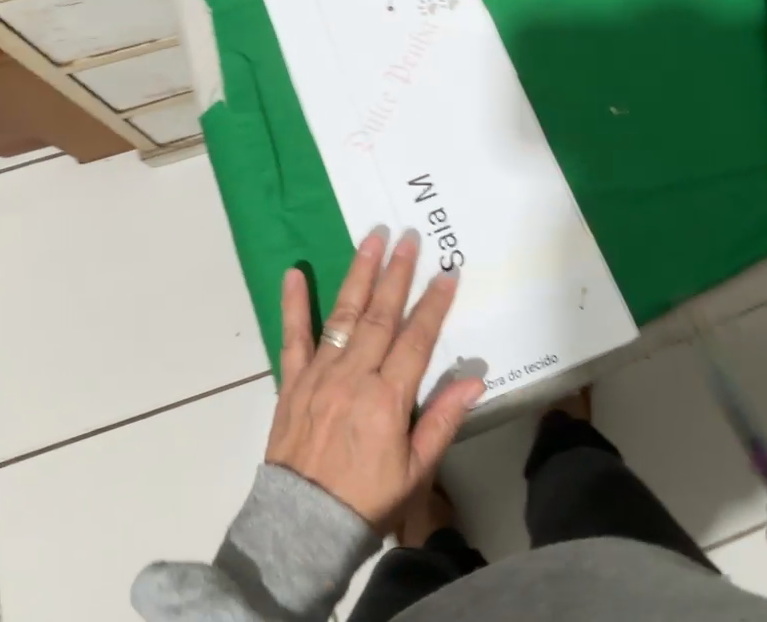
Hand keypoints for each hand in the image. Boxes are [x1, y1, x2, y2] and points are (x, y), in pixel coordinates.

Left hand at [265, 226, 486, 530]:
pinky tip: (294, 272)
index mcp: (386, 399)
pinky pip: (292, 338)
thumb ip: (443, 420)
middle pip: (379, 315)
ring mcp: (318, 375)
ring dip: (358, 274)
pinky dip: (293, 304)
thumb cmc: (368, 501)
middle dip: (397, 273)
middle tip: (408, 237)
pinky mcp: (291, 382)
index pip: (416, 339)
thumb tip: (475, 379)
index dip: (433, 305)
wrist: (303, 529)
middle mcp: (353, 377)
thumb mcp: (417, 471)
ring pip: (342, 315)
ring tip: (370, 239)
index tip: (447, 273)